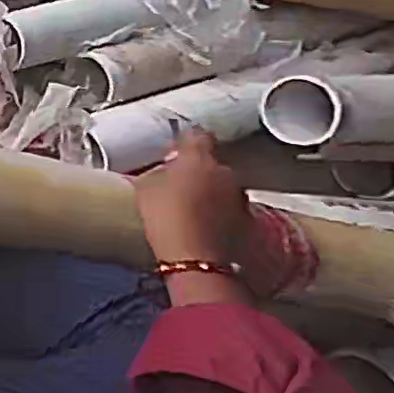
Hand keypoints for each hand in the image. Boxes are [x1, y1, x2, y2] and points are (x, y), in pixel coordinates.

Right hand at [134, 130, 291, 302]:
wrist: (195, 257)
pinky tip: (203, 223)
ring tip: (191, 206)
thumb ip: (157, 173)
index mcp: (198, 158)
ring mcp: (240, 195)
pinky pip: (229, 206)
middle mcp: (225, 171)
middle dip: (197, 169)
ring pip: (222, 185)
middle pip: (211, 163)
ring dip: (210, 190)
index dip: (185, 141)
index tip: (174, 150)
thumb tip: (165, 170)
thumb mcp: (145, 188)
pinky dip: (219, 211)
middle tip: (178, 183)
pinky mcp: (248, 218)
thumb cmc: (164, 215)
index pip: (197, 135)